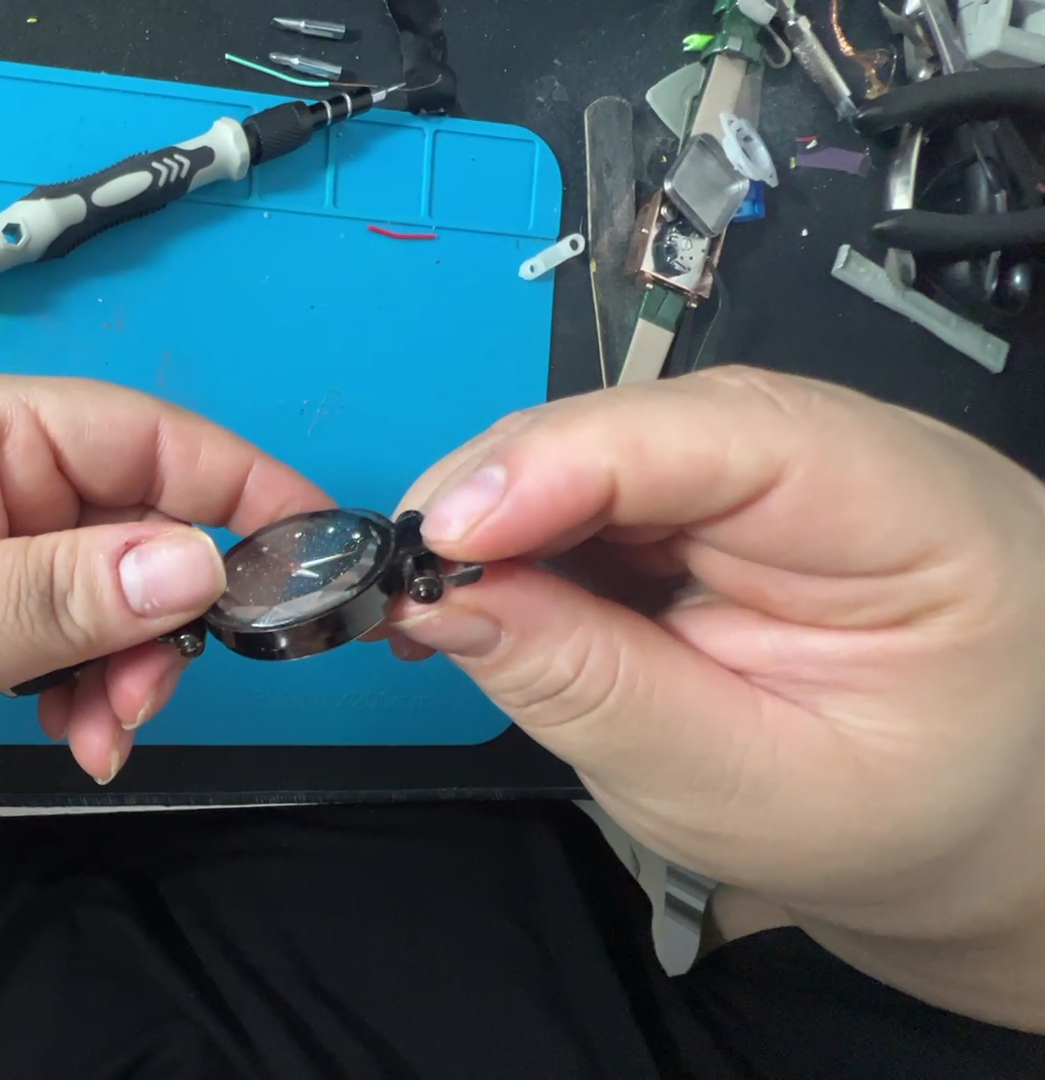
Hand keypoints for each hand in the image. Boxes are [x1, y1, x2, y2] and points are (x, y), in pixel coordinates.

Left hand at [0, 370, 324, 784]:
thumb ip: (62, 593)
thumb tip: (200, 567)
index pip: (149, 436)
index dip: (244, 490)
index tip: (315, 559)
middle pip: (138, 520)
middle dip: (163, 616)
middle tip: (139, 705)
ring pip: (111, 580)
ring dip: (123, 661)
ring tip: (91, 737)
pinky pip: (66, 614)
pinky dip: (82, 674)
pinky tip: (63, 728)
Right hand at [386, 367, 1044, 1023]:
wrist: (950, 822)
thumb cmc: (877, 819)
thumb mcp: (726, 782)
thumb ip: (581, 686)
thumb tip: (441, 602)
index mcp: (904, 516)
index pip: (715, 437)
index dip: (557, 468)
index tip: (440, 542)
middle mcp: (819, 452)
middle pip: (616, 428)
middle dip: (487, 498)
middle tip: (405, 585)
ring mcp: (740, 468)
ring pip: (569, 452)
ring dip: (479, 521)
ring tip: (429, 603)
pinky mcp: (680, 498)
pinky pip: (562, 491)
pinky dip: (496, 539)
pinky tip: (467, 589)